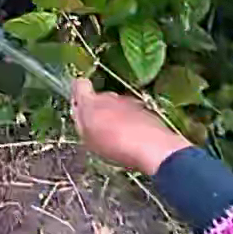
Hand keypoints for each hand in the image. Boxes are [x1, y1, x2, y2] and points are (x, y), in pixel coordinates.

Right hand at [71, 79, 189, 174]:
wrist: (154, 148)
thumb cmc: (113, 144)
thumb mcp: (86, 137)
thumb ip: (80, 121)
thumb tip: (78, 111)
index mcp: (90, 101)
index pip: (79, 84)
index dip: (78, 92)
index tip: (79, 105)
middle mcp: (110, 97)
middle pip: (100, 97)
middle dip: (99, 109)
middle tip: (99, 129)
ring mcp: (130, 103)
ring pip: (118, 106)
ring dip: (116, 117)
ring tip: (118, 138)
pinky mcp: (147, 112)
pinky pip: (134, 115)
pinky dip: (132, 124)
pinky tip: (134, 141)